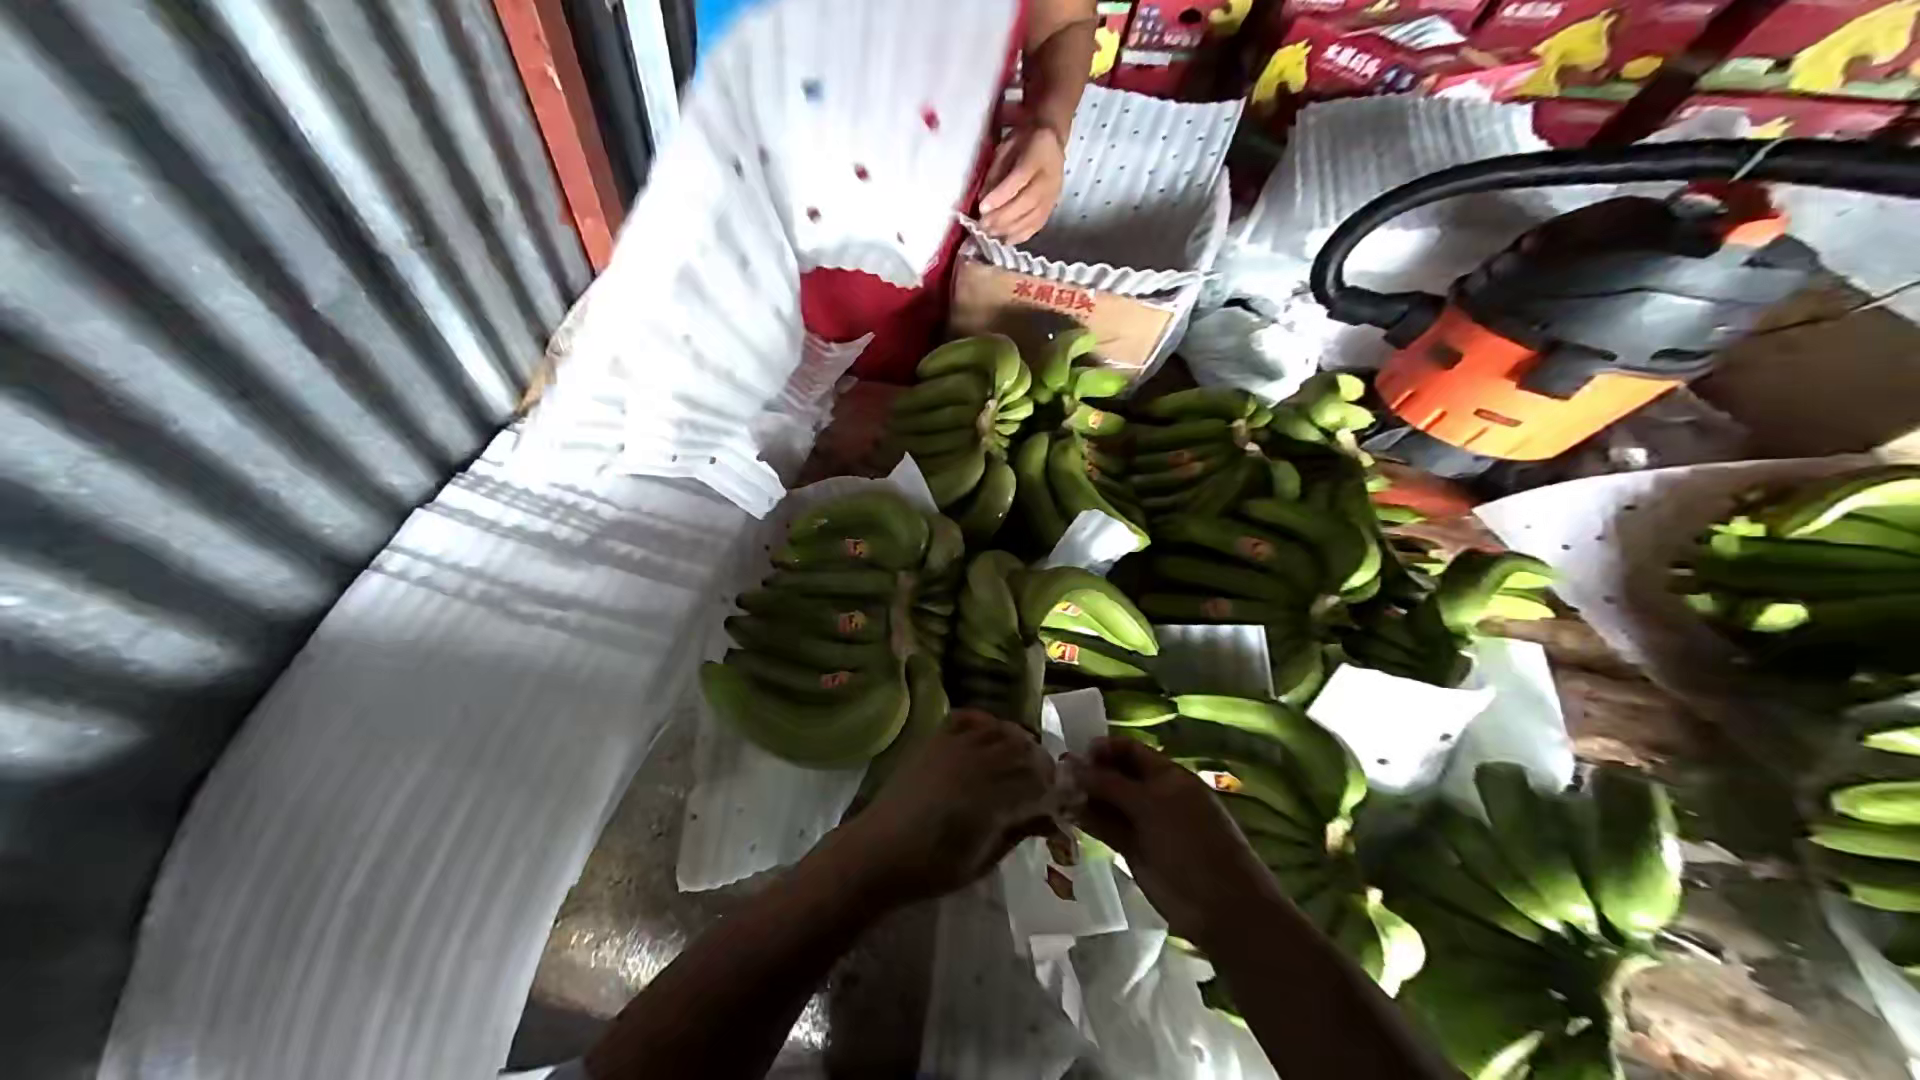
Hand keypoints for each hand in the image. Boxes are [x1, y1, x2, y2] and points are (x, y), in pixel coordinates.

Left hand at [838, 709, 1057, 904]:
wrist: (879, 852)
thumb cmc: (933, 868)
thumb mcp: (984, 859)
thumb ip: (1018, 832)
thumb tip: (1049, 818)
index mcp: (993, 797)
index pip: (1040, 784)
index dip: (1056, 794)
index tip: (1063, 805)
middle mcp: (978, 762)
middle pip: (1026, 751)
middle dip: (1042, 768)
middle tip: (1045, 787)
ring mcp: (955, 746)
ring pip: (1001, 730)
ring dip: (1019, 744)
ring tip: (1021, 763)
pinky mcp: (936, 740)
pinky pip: (969, 718)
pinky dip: (987, 723)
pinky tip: (992, 738)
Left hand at [979, 124, 1066, 243]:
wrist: (1053, 143)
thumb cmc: (1025, 142)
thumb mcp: (1007, 146)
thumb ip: (996, 171)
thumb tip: (983, 199)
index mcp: (1038, 156)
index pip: (1019, 179)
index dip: (1000, 196)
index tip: (982, 208)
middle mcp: (1050, 178)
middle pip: (1026, 202)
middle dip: (1002, 217)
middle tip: (983, 226)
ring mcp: (1053, 196)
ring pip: (1032, 218)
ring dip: (1009, 229)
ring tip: (990, 234)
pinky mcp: (1051, 208)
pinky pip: (1037, 226)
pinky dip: (1021, 236)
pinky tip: (1006, 240)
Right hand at [1069, 736, 1281, 945]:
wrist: (1220, 905)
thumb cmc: (1192, 843)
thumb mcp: (1151, 805)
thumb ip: (1110, 784)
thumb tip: (1072, 765)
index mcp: (1167, 775)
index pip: (1130, 750)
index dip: (1104, 748)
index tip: (1075, 751)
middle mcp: (1154, 795)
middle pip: (1116, 775)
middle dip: (1088, 772)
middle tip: (1055, 774)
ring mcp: (1144, 823)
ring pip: (1108, 802)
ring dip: (1084, 796)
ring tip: (1053, 794)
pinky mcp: (1134, 850)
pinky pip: (1107, 828)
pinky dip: (1088, 820)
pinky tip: (1065, 815)